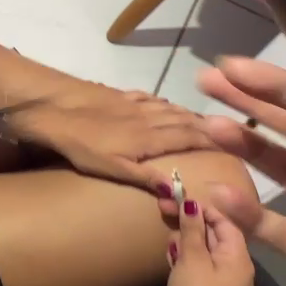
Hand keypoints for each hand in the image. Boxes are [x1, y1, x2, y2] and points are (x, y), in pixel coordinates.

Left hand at [8, 83, 213, 189]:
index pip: (189, 137)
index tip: (236, 145)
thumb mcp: (111, 167)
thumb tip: (179, 191)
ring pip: (165, 106)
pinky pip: (144, 96)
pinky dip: (159, 100)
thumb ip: (145, 176)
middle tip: (226, 133)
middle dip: (205, 126)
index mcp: (149, 135)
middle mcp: (144, 115)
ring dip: (185, 113)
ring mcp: (127, 102)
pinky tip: (160, 102)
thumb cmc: (78, 141)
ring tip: (200, 120)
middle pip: (181, 119)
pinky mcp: (111, 93)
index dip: (213, 141)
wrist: (49, 104)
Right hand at [160, 199, 254, 285]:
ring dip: (184, 240)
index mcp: (240, 260)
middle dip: (189, 222)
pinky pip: (198, 263)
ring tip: (169, 242)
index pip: (226, 224)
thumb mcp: (192, 256)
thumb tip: (192, 201)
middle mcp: (236, 269)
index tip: (178, 197)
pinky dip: (184, 256)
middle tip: (162, 208)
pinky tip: (171, 258)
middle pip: (213, 235)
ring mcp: (223, 281)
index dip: (203, 208)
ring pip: (203, 248)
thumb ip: (192, 227)